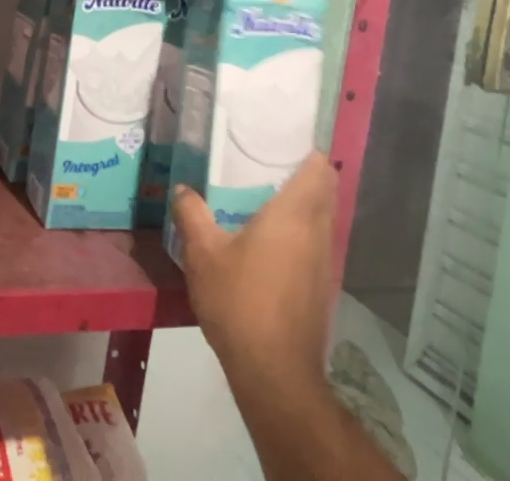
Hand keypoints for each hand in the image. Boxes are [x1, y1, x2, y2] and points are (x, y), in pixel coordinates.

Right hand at [170, 153, 334, 394]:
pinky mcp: (321, 284)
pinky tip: (268, 242)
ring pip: (323, 216)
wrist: (274, 368)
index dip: (306, 149)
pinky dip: (300, 232)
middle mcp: (317, 230)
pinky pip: (316, 241)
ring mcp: (324, 259)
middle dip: (304, 173)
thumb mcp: (203, 255)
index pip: (319, 166)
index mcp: (295, 212)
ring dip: (304, 203)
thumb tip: (183, 188)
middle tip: (266, 164)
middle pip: (326, 188)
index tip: (280, 141)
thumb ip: (192, 215)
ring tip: (264, 197)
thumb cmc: (239, 301)